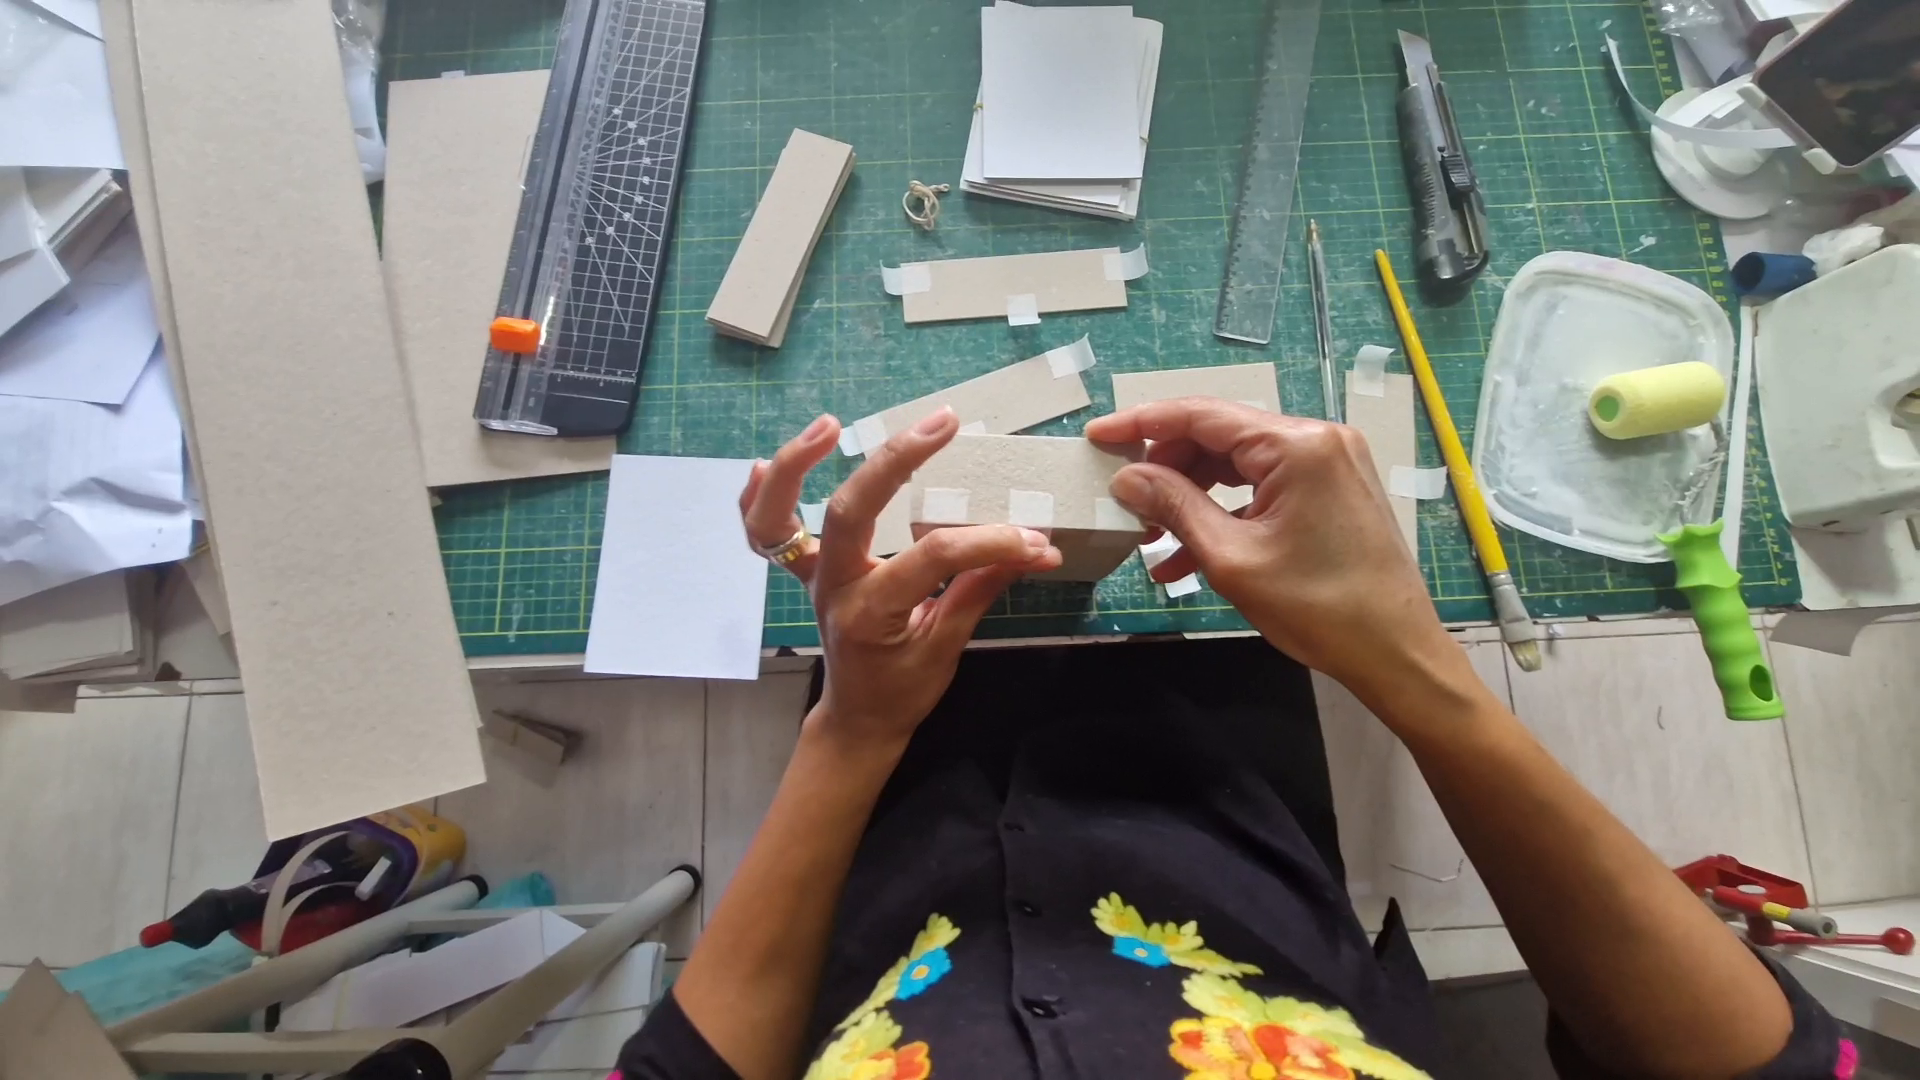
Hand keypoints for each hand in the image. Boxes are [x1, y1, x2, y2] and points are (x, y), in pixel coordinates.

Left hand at [739, 408, 1061, 749]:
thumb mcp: (946, 649)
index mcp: (870, 612)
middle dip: (896, 461)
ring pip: (781, 517)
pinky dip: (760, 498)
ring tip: (831, 425)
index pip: (932, 557)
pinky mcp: (806, 571)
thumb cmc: (902, 692)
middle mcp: (832, 586)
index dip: (987, 542)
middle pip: (850, 511)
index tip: (1033, 541)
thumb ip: (981, 590)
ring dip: (797, 466)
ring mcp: (812, 576)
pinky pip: (767, 533)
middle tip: (944, 423)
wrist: (858, 719)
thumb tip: (1035, 548)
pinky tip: (761, 465)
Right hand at [1084, 398, 1456, 700]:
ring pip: (1235, 465)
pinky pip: (1261, 489)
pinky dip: (1223, 514)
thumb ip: (1174, 507)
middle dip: (1167, 469)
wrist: (1396, 653)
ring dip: (1190, 498)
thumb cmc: (1316, 608)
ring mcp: (1328, 463)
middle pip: (1218, 437)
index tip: (1097, 435)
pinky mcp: (1329, 489)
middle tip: (1127, 503)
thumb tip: (1125, 477)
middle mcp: (1316, 439)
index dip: (1142, 423)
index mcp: (1297, 445)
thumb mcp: (1231, 558)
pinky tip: (1186, 556)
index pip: (1202, 415)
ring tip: (1151, 538)